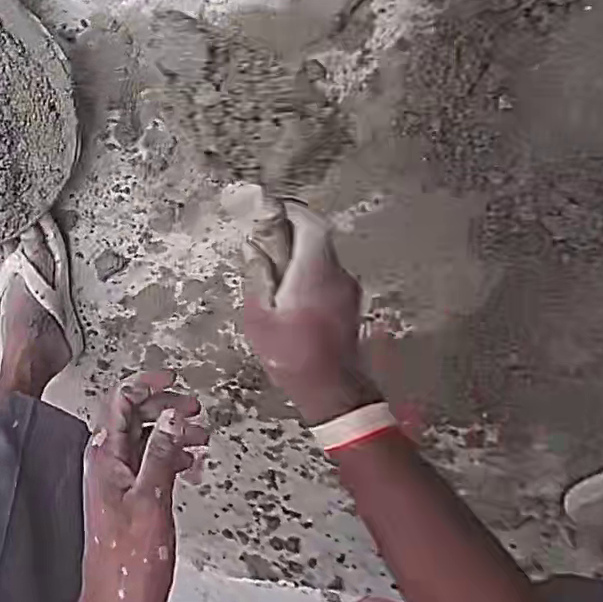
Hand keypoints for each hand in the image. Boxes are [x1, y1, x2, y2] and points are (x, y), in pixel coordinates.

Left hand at [61, 370, 208, 601]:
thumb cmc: (127, 562)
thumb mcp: (150, 498)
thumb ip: (160, 452)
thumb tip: (170, 415)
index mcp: (105, 455)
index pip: (121, 402)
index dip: (146, 384)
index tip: (171, 377)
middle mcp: (109, 462)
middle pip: (135, 417)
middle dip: (164, 406)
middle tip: (193, 406)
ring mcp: (119, 480)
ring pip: (146, 439)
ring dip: (172, 431)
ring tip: (200, 432)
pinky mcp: (131, 498)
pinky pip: (151, 463)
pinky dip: (171, 456)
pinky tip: (189, 462)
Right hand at [241, 200, 381, 422]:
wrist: (333, 392)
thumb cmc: (292, 356)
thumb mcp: (259, 315)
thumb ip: (258, 274)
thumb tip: (253, 246)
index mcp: (314, 273)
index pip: (311, 224)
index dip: (289, 210)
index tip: (267, 209)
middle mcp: (337, 275)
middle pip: (316, 235)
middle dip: (288, 230)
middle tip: (262, 237)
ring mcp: (348, 288)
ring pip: (321, 252)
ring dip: (297, 250)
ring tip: (271, 267)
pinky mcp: (350, 300)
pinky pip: (326, 270)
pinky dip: (307, 266)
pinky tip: (288, 287)